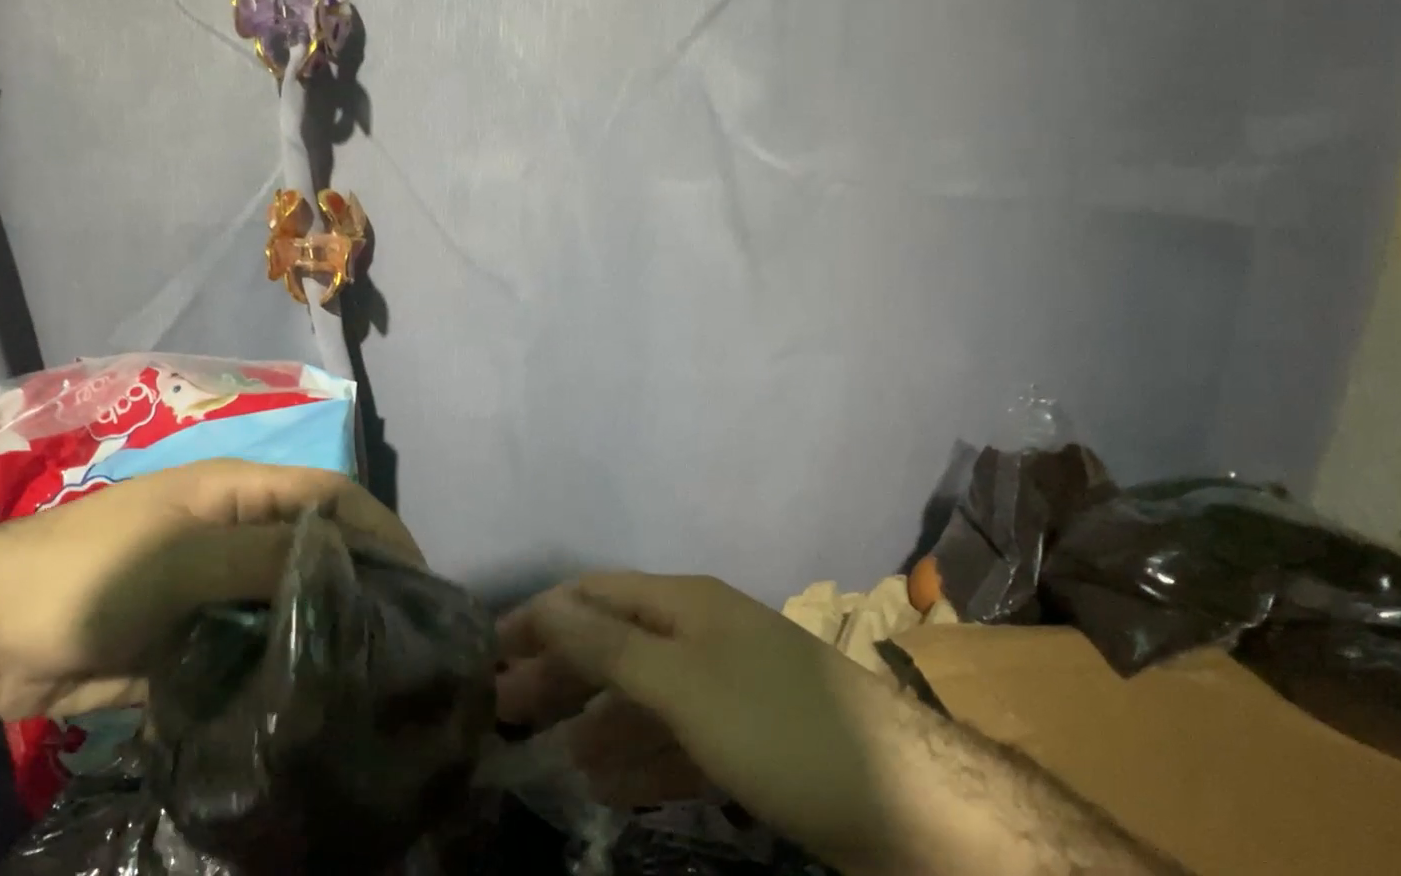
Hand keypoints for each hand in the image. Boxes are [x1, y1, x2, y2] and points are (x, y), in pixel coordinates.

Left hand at [0, 459, 419, 721]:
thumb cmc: (88, 574)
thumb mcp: (182, 558)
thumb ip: (264, 557)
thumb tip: (347, 566)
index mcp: (236, 492)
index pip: (330, 494)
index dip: (381, 525)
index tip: (420, 577)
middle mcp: (237, 532)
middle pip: (319, 546)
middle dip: (365, 579)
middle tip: (406, 635)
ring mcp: (219, 585)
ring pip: (293, 598)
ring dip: (330, 625)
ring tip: (374, 669)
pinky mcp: (200, 633)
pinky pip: (260, 641)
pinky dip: (289, 660)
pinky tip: (316, 692)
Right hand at [497, 573, 891, 853]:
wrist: (909, 805)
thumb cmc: (778, 729)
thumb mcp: (682, 685)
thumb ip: (608, 648)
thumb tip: (547, 607)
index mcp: (686, 606)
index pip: (594, 596)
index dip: (541, 618)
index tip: (491, 651)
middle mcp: (703, 636)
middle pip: (614, 646)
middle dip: (560, 675)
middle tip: (506, 711)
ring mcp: (728, 689)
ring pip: (642, 698)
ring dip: (595, 724)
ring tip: (552, 757)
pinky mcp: (749, 741)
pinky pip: (676, 740)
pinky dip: (640, 759)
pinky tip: (607, 786)